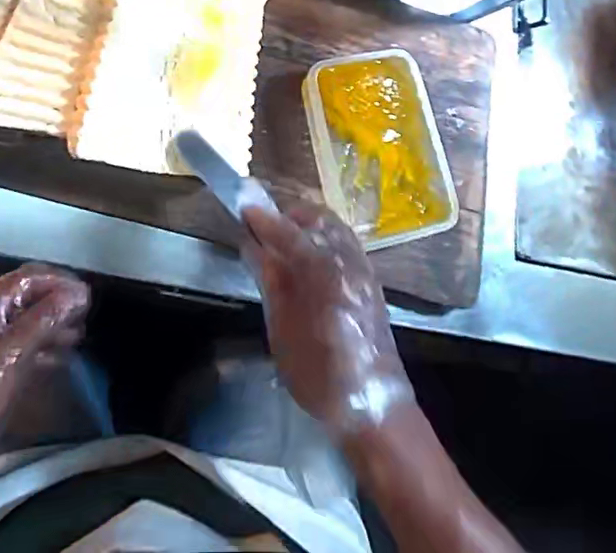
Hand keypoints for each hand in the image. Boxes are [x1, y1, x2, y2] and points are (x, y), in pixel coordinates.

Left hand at [0, 263, 89, 497]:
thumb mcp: (12, 354)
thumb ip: (46, 319)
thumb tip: (77, 293)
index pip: (29, 277)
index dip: (61, 281)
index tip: (88, 296)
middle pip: (25, 299)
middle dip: (57, 305)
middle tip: (86, 318)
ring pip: (20, 326)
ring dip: (49, 328)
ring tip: (77, 338)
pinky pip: (13, 350)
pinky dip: (36, 350)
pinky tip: (53, 362)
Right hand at [242, 201, 412, 437]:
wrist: (373, 406)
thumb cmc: (319, 374)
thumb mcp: (283, 330)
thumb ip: (271, 280)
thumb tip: (253, 246)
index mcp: (323, 272)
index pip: (288, 230)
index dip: (263, 219)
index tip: (243, 210)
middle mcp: (348, 260)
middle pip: (316, 218)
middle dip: (287, 216)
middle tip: (261, 228)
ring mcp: (364, 267)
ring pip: (332, 226)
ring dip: (306, 225)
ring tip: (282, 241)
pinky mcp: (371, 278)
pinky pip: (344, 241)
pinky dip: (322, 237)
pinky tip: (308, 256)